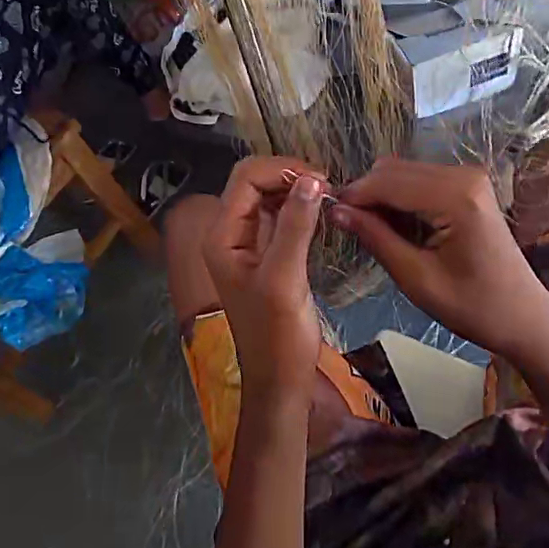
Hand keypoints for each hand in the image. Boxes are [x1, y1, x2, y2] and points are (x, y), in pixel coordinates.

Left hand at [202, 157, 327, 398]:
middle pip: (254, 182)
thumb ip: (295, 226)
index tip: (319, 179)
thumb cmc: (277, 334)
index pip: (245, 179)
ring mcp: (248, 242)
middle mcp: (230, 232)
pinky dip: (298, 206)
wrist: (280, 378)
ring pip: (267, 196)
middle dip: (288, 175)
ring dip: (294, 188)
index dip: (280, 169)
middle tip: (326, 185)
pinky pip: (279, 215)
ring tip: (326, 194)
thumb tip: (311, 180)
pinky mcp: (267, 252)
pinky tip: (318, 210)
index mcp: (222, 235)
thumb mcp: (285, 277)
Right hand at [332, 158, 548, 367]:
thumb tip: (336, 211)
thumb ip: (376, 238)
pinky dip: (400, 198)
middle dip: (367, 195)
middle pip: (393, 170)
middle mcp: (463, 175)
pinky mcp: (467, 185)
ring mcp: (468, 177)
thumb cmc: (474, 307)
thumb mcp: (417, 279)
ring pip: (402, 172)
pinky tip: (398, 227)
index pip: (388, 182)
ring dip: (382, 196)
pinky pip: (418, 179)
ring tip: (374, 232)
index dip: (354, 196)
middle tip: (351, 229)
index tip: (329, 216)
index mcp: (456, 196)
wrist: (525, 317)